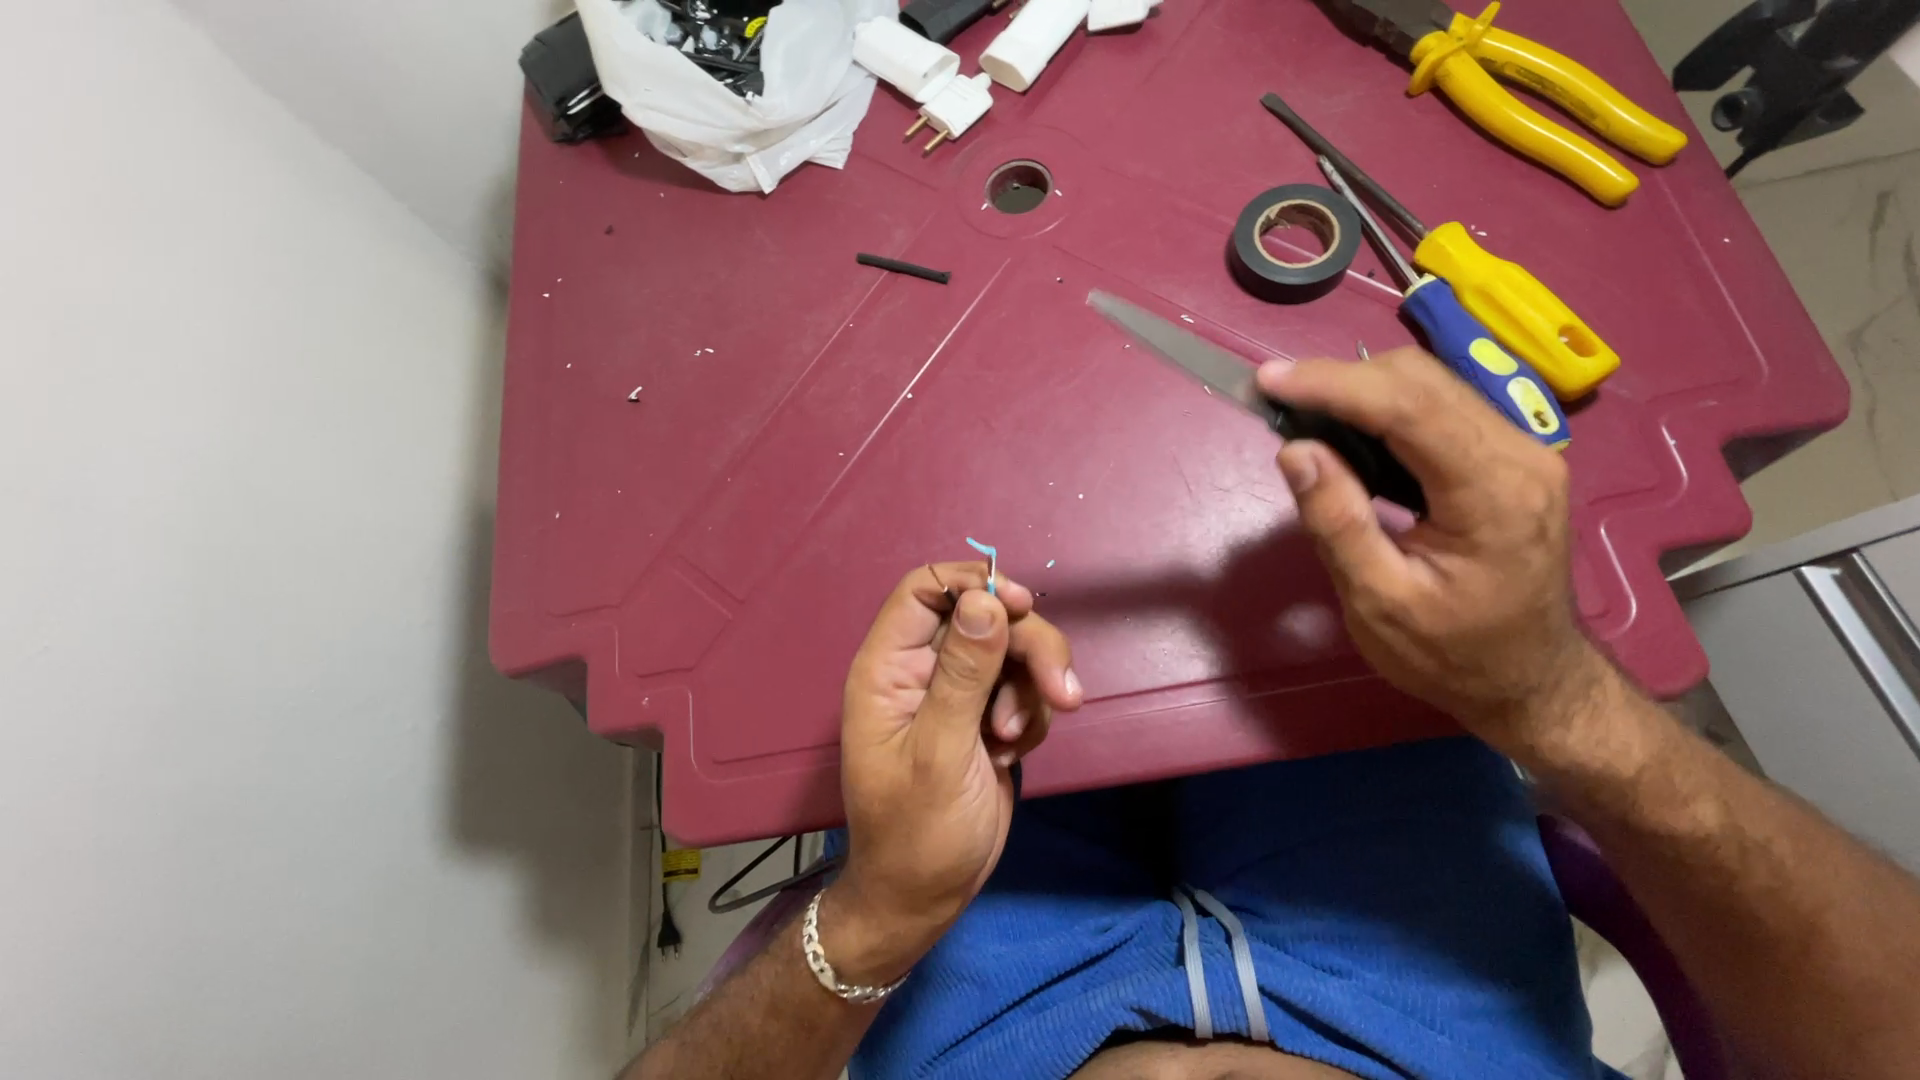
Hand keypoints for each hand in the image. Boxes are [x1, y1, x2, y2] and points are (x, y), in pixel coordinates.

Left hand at [823, 562, 1080, 985]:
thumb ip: (963, 674)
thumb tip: (986, 599)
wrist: (927, 897)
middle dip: (1029, 650)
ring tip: (1012, 742)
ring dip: (1031, 691)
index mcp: (889, 667)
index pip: (925, 589)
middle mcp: (922, 669)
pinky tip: (1011, 755)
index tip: (1023, 606)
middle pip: (987, 618)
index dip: (974, 585)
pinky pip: (1024, 689)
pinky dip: (1030, 716)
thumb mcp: (940, 752)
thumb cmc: (917, 832)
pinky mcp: (987, 716)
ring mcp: (957, 693)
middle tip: (1061, 695)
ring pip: (1014, 653)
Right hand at [1257, 347, 1611, 758]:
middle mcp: (1520, 453)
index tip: (1269, 381)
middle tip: (1274, 400)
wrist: (1530, 680)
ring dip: (1358, 389)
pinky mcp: (1506, 455)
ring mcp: (1521, 449)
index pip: (1410, 408)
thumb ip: (1337, 523)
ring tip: (1300, 412)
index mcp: (1494, 493)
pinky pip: (1438, 406)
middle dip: (1340, 380)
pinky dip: (1381, 406)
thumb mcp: (1379, 602)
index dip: (1335, 385)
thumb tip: (1295, 450)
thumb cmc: (1453, 654)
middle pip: (1422, 381)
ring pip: (1430, 384)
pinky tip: (1344, 430)